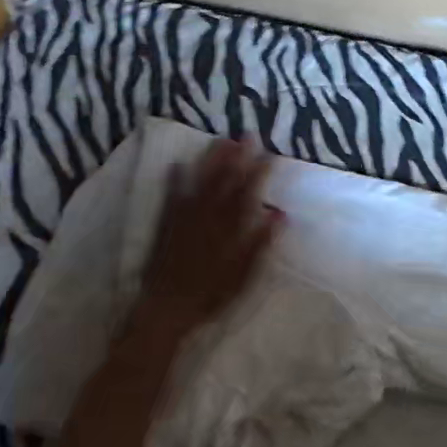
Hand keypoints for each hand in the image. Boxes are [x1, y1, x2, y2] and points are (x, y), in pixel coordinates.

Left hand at [128, 139, 283, 344]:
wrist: (166, 311)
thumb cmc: (211, 295)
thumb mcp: (244, 274)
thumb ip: (261, 242)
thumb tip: (280, 214)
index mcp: (230, 229)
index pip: (248, 193)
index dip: (260, 172)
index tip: (270, 153)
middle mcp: (207, 218)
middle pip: (224, 182)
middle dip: (237, 157)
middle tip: (246, 134)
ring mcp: (184, 219)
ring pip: (199, 184)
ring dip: (210, 161)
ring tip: (219, 140)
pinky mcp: (165, 226)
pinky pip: (170, 197)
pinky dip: (174, 180)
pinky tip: (177, 163)